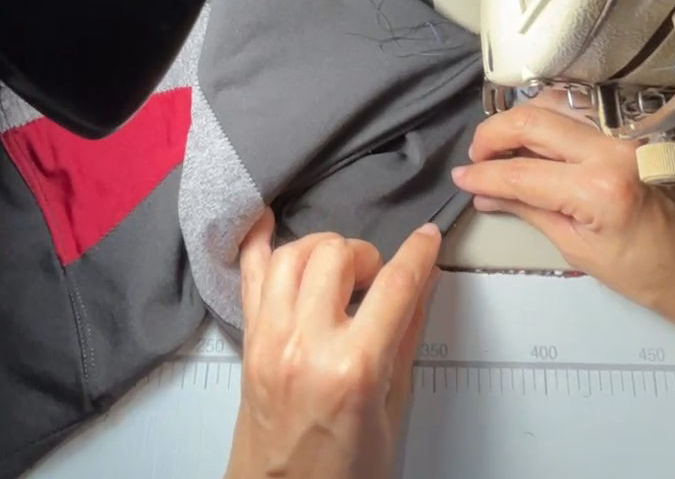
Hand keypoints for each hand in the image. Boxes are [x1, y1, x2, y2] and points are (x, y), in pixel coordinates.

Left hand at [224, 213, 441, 478]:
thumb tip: (424, 280)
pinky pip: (247, 274)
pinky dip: (256, 241)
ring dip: (323, 249)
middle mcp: (306, 345)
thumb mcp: (393, 409)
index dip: (418, 253)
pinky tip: (266, 220)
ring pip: (293, 253)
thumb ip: (407, 335)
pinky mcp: (249, 340)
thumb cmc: (344, 472)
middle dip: (365, 256)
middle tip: (374, 281)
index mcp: (353, 369)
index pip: (394, 286)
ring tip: (338, 272)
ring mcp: (270, 339)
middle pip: (337, 254)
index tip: (428, 237)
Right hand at [450, 93, 674, 352]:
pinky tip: (541, 135)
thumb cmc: (658, 277)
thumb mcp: (582, 251)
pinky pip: (583, 107)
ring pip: (556, 102)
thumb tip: (487, 194)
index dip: (482, 174)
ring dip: (522, 118)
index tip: (462, 177)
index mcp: (600, 188)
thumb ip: (530, 211)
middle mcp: (614, 147)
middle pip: (532, 120)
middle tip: (477, 156)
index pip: (520, 171)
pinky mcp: (638, 126)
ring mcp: (629, 131)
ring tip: (505, 145)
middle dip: (493, 134)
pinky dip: (553, 114)